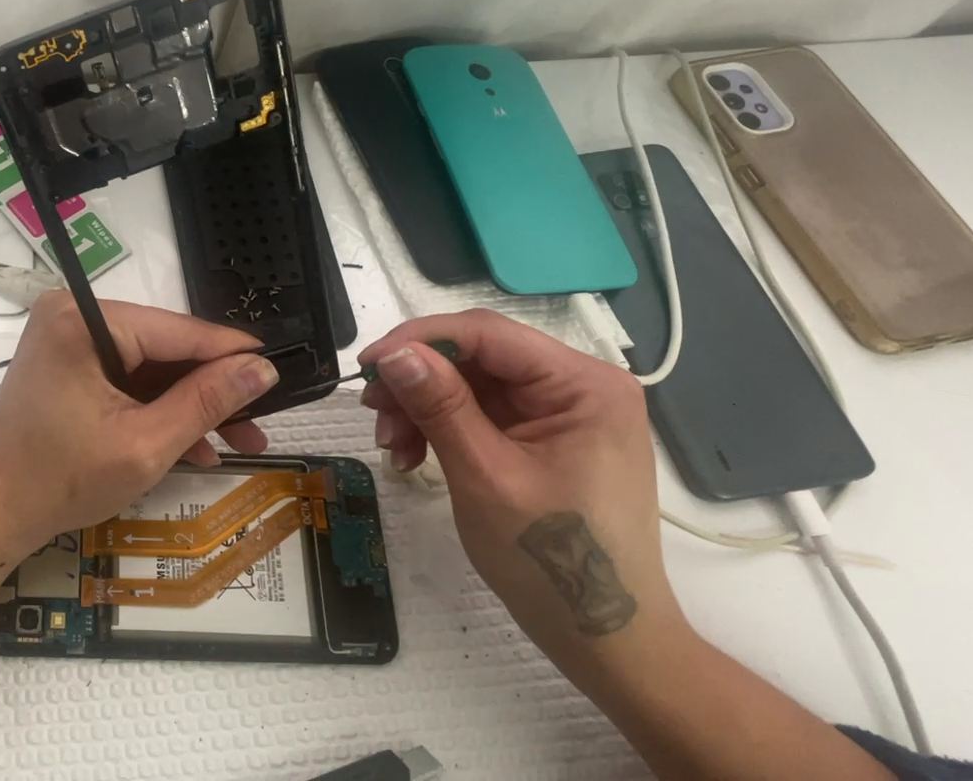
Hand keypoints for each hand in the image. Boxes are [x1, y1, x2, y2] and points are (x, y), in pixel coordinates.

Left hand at [0, 292, 279, 561]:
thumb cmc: (61, 479)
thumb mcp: (145, 444)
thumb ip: (205, 401)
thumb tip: (261, 369)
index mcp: (83, 321)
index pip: (177, 331)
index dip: (232, 354)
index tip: (281, 371)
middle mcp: (73, 317)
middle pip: (165, 348)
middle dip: (212, 389)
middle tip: (262, 422)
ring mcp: (69, 342)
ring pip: (151, 368)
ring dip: (191, 406)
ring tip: (241, 442)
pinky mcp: (69, 368)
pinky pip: (127, 381)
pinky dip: (158, 411)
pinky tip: (197, 448)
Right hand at [358, 309, 687, 670]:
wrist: (606, 639)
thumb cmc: (552, 561)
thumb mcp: (485, 475)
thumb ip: (440, 405)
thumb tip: (393, 353)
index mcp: (584, 385)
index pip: (487, 334)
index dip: (419, 340)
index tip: (367, 365)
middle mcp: (580, 385)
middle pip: (478, 358)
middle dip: (419, 382)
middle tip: (374, 415)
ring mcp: (565, 412)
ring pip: (473, 385)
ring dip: (424, 408)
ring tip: (392, 447)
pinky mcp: (548, 437)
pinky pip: (483, 413)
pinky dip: (443, 428)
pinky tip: (414, 455)